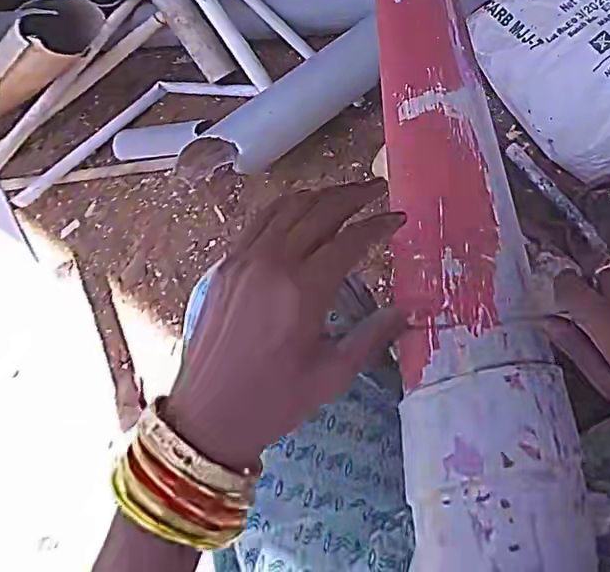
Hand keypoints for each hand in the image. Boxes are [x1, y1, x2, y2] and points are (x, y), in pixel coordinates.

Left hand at [166, 180, 405, 469]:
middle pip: (323, 210)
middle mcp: (275, 263)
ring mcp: (246, 259)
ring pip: (291, 207)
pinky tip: (303, 207)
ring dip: (324, 194)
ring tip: (346, 193)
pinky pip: (262, 219)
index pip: (352, 239)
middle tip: (378, 189)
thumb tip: (405, 311)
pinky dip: (289, 205)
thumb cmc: (272, 401)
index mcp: (304, 290)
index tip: (399, 219)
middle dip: (355, 195)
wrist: (204, 420)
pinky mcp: (227, 264)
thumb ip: (372, 337)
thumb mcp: (332, 376)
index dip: (379, 225)